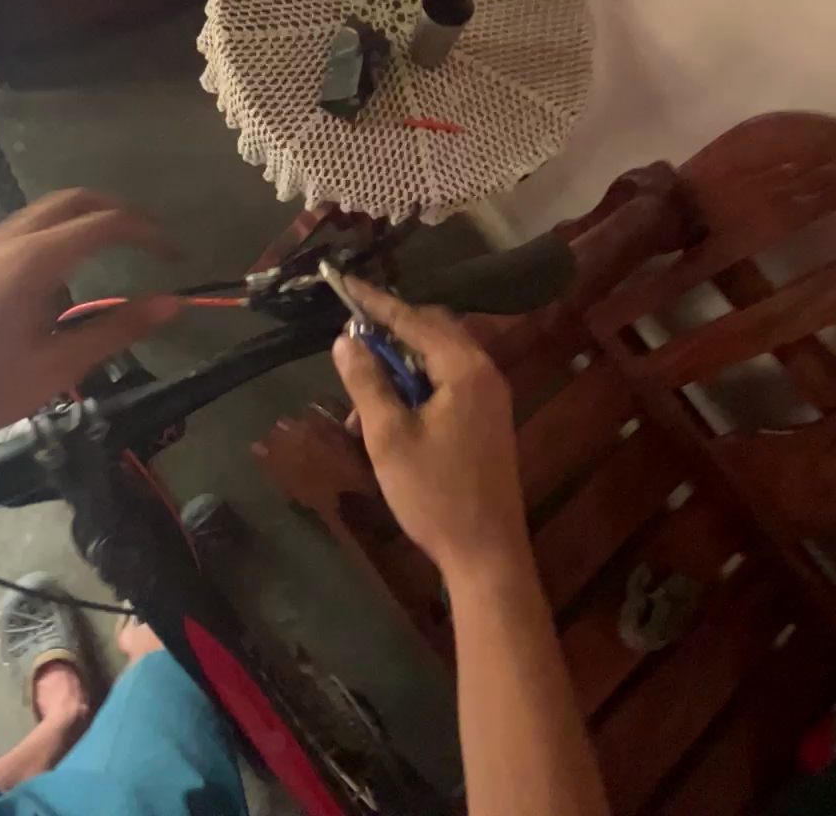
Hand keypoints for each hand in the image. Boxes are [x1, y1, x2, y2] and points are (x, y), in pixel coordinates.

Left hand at [0, 190, 180, 450]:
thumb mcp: (57, 367)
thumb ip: (117, 329)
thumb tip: (171, 304)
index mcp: (35, 261)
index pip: (107, 223)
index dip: (149, 232)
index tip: (177, 255)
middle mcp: (9, 241)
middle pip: (75, 200)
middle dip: (121, 212)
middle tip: (152, 240)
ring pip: (46, 211)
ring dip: (88, 218)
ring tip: (118, 250)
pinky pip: (25, 228)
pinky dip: (61, 231)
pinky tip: (66, 272)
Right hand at [331, 277, 528, 580]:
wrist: (486, 552)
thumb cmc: (434, 493)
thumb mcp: (389, 436)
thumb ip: (367, 381)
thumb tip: (346, 339)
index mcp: (465, 369)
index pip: (414, 320)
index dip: (376, 302)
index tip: (345, 283)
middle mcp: (484, 373)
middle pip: (432, 333)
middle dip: (388, 333)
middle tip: (351, 339)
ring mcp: (490, 397)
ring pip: (437, 362)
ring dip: (398, 370)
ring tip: (362, 399)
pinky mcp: (487, 420)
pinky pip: (447, 385)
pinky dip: (416, 390)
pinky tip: (388, 418)